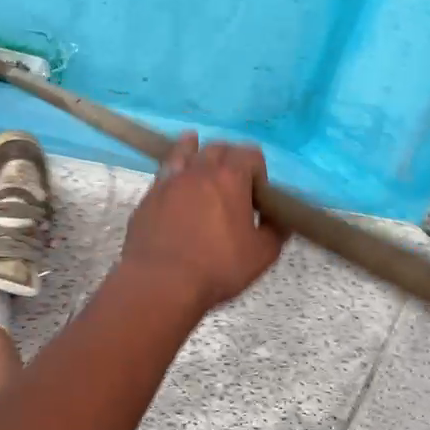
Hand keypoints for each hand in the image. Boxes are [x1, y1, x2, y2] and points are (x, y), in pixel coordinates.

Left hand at [117, 132, 286, 312]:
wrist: (160, 281)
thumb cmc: (217, 267)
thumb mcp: (261, 254)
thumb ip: (276, 231)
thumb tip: (281, 219)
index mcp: (229, 178)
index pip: (249, 153)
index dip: (258, 170)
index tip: (257, 195)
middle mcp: (198, 171)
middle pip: (217, 148)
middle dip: (229, 158)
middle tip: (233, 182)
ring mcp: (169, 181)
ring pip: (184, 152)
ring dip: (195, 150)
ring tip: (197, 150)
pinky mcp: (148, 196)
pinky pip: (164, 172)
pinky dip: (173, 169)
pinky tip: (175, 180)